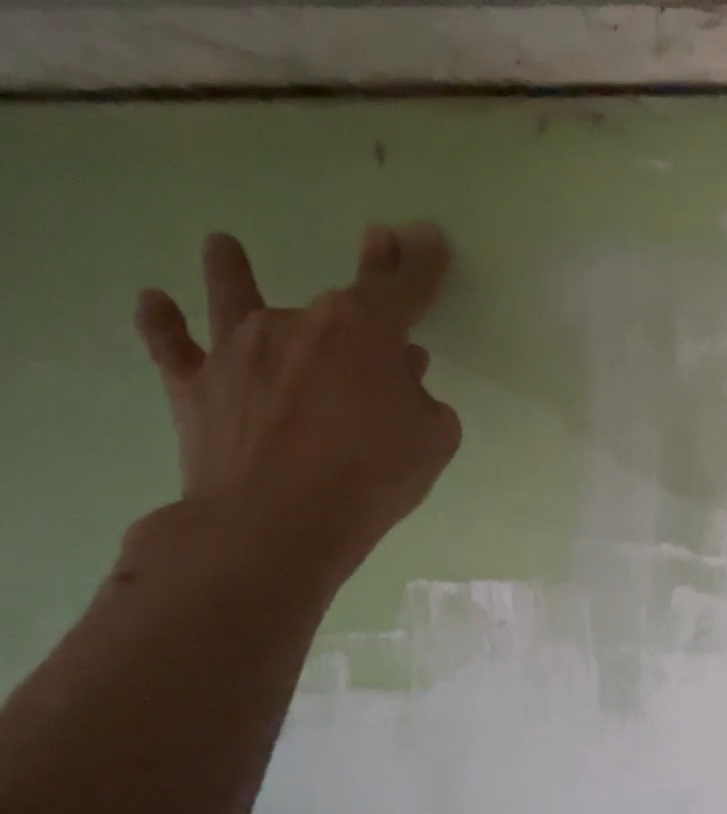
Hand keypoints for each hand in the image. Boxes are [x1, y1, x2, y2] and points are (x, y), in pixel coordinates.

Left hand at [132, 225, 461, 585]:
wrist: (275, 522)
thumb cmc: (373, 476)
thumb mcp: (433, 438)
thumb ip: (420, 398)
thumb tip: (398, 378)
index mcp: (366, 332)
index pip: (402, 286)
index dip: (420, 263)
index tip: (426, 237)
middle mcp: (299, 324)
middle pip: (337, 298)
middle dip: (365, 280)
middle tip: (378, 266)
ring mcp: (239, 350)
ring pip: (233, 298)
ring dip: (230, 269)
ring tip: (221, 244)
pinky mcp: (195, 384)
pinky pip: (171, 344)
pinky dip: (161, 323)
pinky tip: (153, 301)